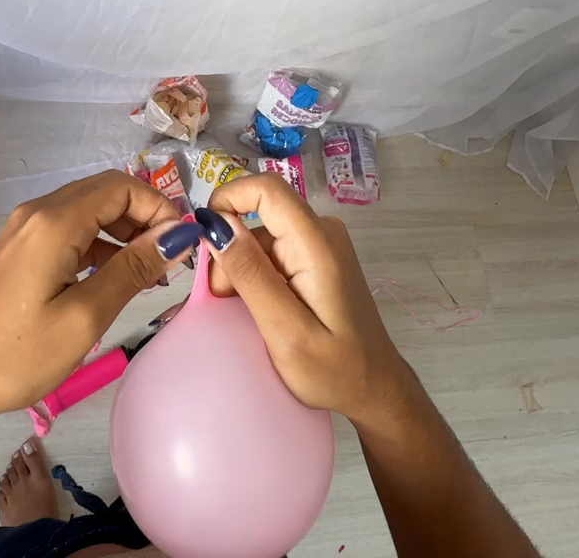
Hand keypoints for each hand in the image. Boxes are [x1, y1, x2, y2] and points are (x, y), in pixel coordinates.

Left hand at [0, 170, 202, 425]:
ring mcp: (25, 229)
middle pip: (106, 192)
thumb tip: (179, 235)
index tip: (184, 244)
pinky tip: (114, 276)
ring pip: (89, 210)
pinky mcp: (19, 248)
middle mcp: (38, 212)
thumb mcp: (85, 316)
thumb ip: (133, 269)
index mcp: (55, 221)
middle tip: (171, 259)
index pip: (122, 187)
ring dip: (124, 230)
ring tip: (150, 272)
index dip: (159, 207)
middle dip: (145, 217)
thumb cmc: (16, 355)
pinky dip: (100, 243)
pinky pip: (70, 229)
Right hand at [199, 174, 417, 426]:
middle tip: (221, 298)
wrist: (375, 389)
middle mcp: (320, 230)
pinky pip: (273, 249)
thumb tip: (216, 225)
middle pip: (258, 215)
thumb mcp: (285, 330)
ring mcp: (320, 242)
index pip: (266, 189)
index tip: (204, 238)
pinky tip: (256, 307)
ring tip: (240, 311)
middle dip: (230, 249)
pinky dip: (255, 272)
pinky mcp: (316, 257)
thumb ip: (250, 274)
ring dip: (240, 266)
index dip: (228, 199)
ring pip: (261, 234)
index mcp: (317, 243)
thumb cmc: (334, 369)